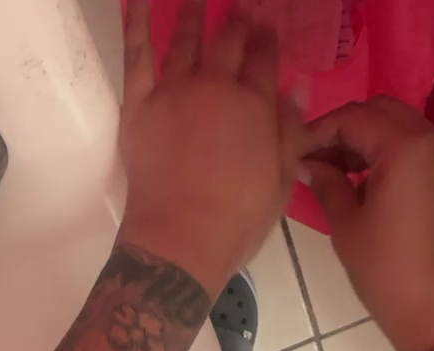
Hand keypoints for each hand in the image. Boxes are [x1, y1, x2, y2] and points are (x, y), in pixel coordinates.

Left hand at [115, 0, 299, 294]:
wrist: (181, 242)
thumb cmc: (236, 224)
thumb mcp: (280, 184)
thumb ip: (290, 134)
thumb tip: (296, 90)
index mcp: (255, 106)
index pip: (264, 61)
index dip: (267, 42)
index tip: (268, 28)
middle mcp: (217, 88)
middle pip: (228, 43)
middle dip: (238, 22)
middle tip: (241, 7)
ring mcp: (175, 93)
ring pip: (185, 41)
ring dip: (193, 14)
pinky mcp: (140, 107)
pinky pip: (137, 55)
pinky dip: (136, 23)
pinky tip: (139, 0)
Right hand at [301, 98, 433, 350]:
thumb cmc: (385, 271)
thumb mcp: (347, 225)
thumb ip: (326, 183)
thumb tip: (306, 162)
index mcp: (406, 146)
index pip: (354, 117)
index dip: (319, 131)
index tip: (291, 152)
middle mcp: (431, 137)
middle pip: (378, 112)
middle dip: (341, 129)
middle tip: (310, 160)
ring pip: (395, 126)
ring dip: (361, 140)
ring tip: (328, 172)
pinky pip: (409, 146)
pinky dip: (381, 152)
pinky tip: (356, 180)